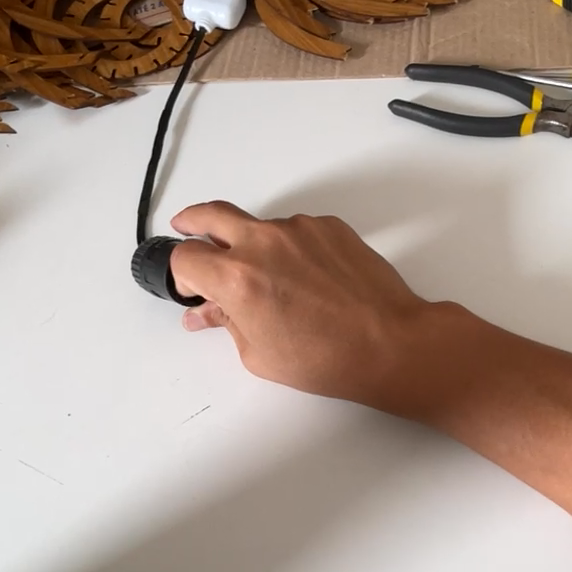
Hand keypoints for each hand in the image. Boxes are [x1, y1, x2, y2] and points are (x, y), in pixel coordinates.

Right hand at [167, 202, 475, 414]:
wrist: (389, 342)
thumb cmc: (326, 357)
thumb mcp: (259, 352)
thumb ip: (225, 322)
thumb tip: (203, 312)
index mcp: (237, 277)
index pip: (185, 256)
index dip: (182, 273)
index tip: (191, 285)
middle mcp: (263, 242)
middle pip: (209, 215)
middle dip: (192, 223)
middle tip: (187, 230)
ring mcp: (300, 229)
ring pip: (260, 225)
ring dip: (253, 243)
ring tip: (272, 278)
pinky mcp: (330, 226)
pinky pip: (298, 230)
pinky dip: (292, 247)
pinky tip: (306, 277)